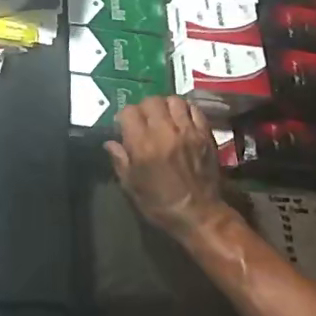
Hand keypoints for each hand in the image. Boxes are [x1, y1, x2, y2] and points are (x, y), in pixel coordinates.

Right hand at [104, 96, 230, 240]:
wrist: (198, 214)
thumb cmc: (159, 204)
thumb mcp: (131, 186)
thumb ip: (120, 160)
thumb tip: (110, 143)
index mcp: (143, 146)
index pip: (129, 112)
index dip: (124, 117)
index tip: (124, 126)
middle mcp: (165, 132)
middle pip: (151, 101)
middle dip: (143, 108)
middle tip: (143, 120)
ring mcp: (188, 131)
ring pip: (173, 100)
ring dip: (164, 106)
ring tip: (163, 117)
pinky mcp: (205, 134)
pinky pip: (194, 110)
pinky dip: (185, 110)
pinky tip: (180, 120)